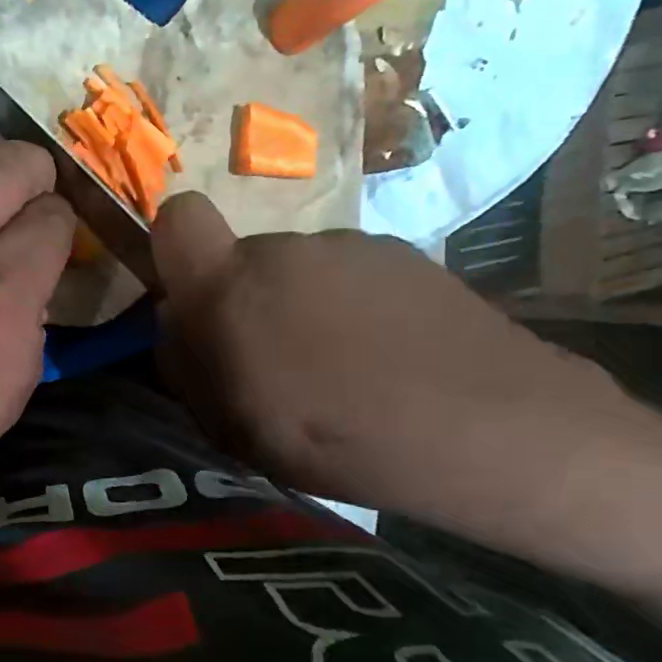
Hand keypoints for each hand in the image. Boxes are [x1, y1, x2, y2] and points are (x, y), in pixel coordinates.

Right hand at [151, 192, 661, 542]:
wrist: (486, 428)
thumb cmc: (338, 441)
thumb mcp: (235, 429)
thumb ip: (188, 368)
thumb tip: (176, 327)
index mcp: (232, 288)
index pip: (178, 219)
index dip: (176, 253)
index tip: (195, 307)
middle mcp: (286, 248)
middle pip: (242, 259)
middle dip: (244, 303)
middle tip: (277, 368)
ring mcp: (352, 245)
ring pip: (298, 269)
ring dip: (300, 308)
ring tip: (341, 372)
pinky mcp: (405, 254)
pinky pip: (350, 273)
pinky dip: (352, 307)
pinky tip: (385, 358)